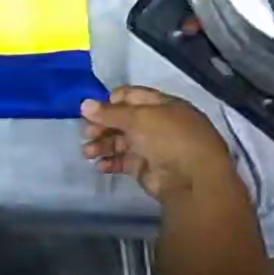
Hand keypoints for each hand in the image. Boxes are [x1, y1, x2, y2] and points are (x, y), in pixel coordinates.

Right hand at [80, 86, 240, 204]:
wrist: (189, 178)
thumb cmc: (168, 139)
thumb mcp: (139, 118)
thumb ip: (109, 112)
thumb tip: (84, 104)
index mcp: (161, 106)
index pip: (131, 96)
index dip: (110, 102)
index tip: (92, 111)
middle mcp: (155, 124)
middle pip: (121, 120)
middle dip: (101, 125)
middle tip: (87, 133)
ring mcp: (149, 145)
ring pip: (118, 141)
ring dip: (100, 145)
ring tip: (89, 153)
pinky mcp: (143, 165)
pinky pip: (121, 160)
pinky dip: (109, 161)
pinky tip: (101, 165)